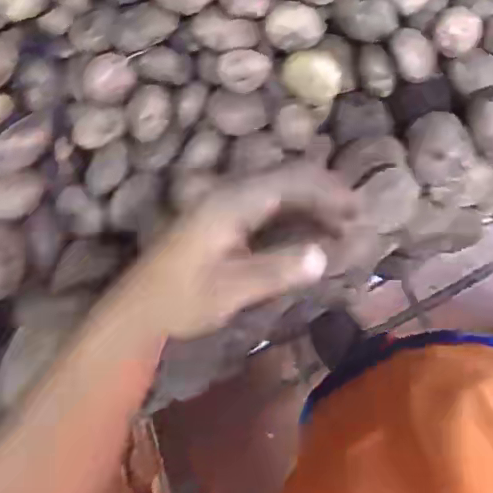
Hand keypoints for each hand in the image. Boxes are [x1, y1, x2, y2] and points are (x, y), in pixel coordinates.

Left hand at [114, 165, 359, 339]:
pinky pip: (270, 205)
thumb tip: (324, 255)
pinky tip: (310, 233)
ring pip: (281, 191)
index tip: (357, 209)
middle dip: (325, 194)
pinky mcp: (224, 219)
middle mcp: (233, 192)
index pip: (292, 182)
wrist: (134, 312)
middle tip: (356, 215)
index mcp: (235, 200)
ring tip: (341, 225)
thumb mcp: (231, 289)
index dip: (328, 192)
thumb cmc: (181, 299)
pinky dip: (296, 215)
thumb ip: (277, 268)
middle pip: (289, 180)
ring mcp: (227, 204)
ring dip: (312, 204)